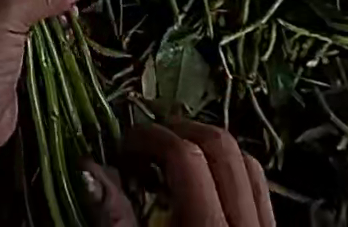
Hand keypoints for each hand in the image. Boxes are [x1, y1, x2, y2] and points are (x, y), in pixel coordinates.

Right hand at [83, 122, 275, 226]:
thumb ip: (116, 219)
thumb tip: (87, 167)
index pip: (184, 154)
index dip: (149, 137)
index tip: (124, 146)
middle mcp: (247, 226)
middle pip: (221, 146)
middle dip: (180, 131)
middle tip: (149, 144)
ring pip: (248, 162)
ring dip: (208, 147)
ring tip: (176, 159)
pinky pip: (260, 189)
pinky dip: (231, 172)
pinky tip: (205, 188)